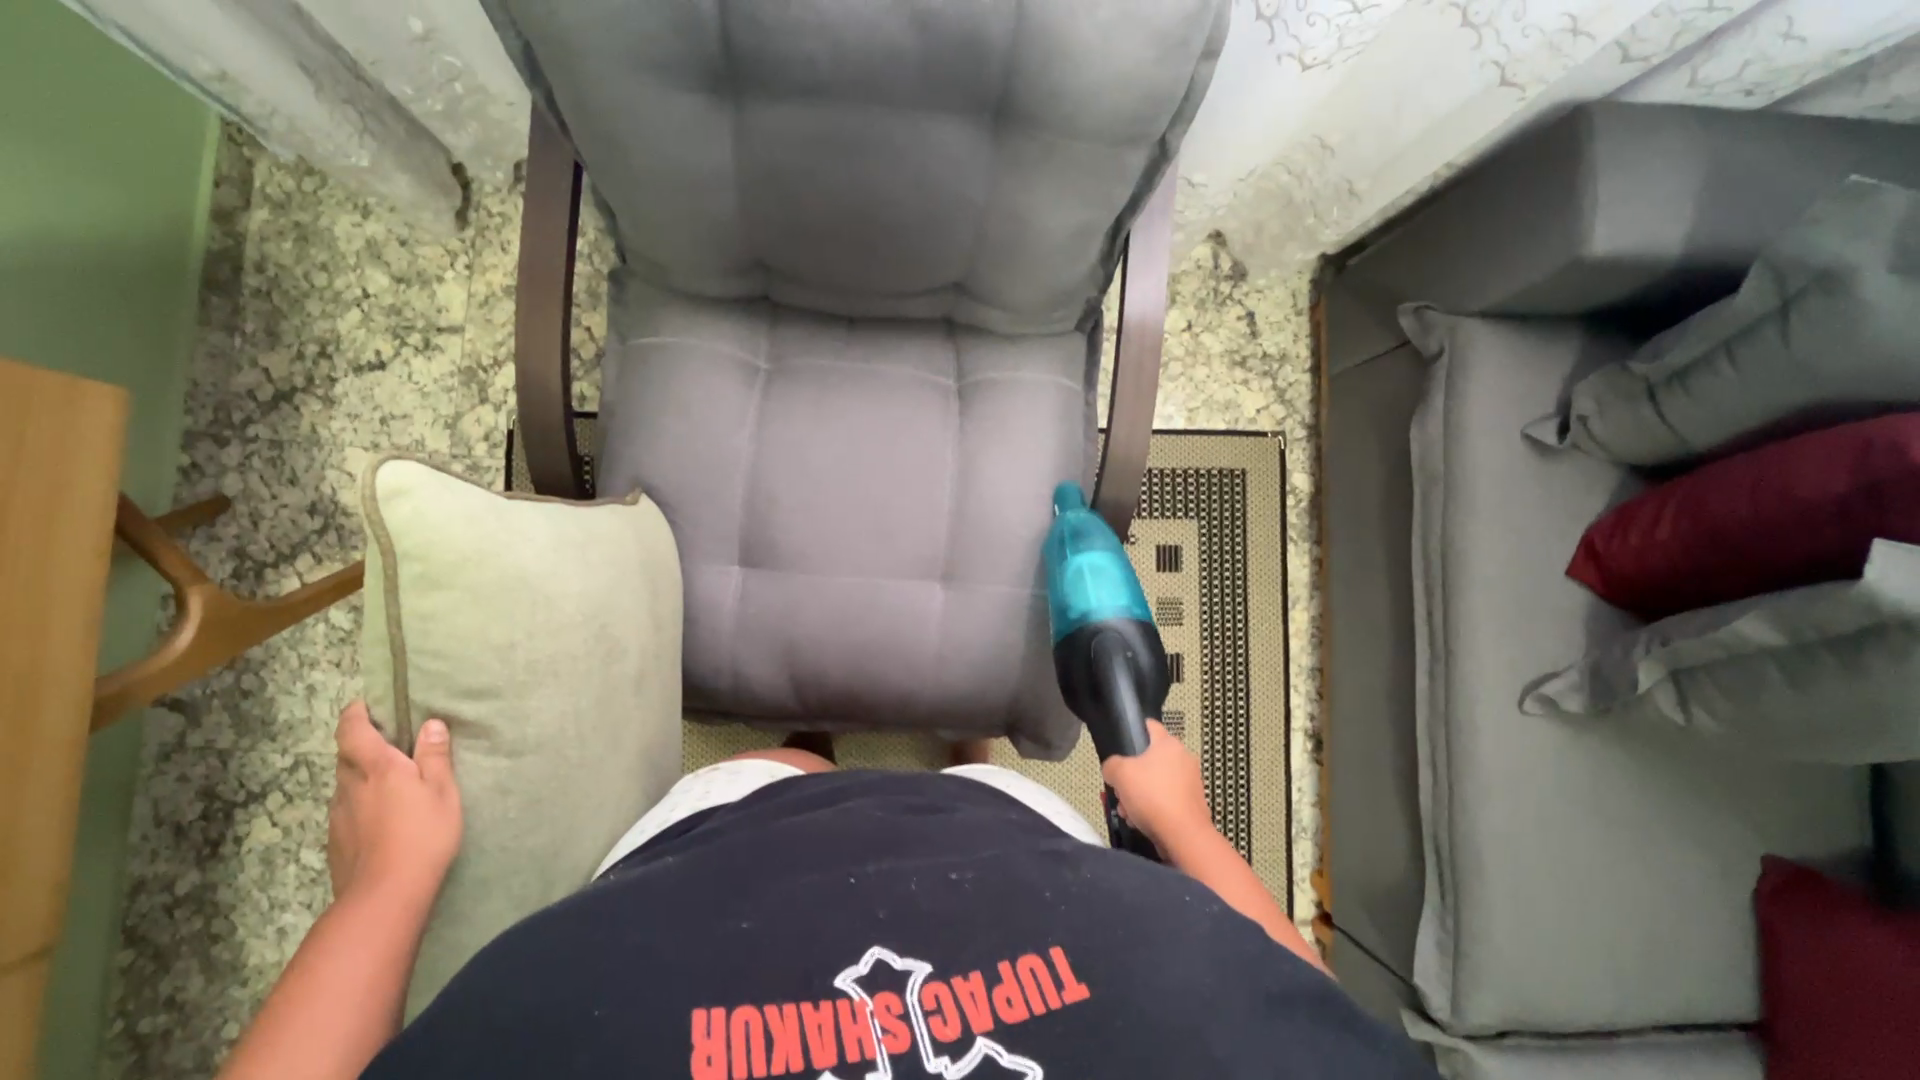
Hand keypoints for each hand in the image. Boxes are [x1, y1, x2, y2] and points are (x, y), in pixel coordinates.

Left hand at [328, 701, 461, 907]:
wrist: (384, 894)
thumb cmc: (423, 834)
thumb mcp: (443, 791)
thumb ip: (435, 756)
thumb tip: (430, 724)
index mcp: (377, 768)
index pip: (353, 731)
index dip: (355, 714)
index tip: (364, 704)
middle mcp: (350, 786)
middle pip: (345, 756)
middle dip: (360, 744)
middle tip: (386, 743)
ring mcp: (338, 815)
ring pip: (344, 784)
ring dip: (360, 775)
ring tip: (386, 782)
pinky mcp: (336, 840)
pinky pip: (346, 809)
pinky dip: (359, 802)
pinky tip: (379, 817)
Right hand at [1100, 720, 1213, 847]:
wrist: (1183, 835)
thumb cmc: (1151, 795)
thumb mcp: (1119, 773)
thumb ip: (1111, 765)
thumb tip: (1113, 769)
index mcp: (1169, 743)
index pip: (1148, 725)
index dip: (1131, 732)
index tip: (1118, 746)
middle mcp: (1183, 758)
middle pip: (1148, 759)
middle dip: (1130, 776)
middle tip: (1119, 790)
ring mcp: (1190, 782)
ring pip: (1155, 782)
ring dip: (1138, 795)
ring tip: (1127, 812)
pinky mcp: (1192, 803)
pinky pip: (1165, 799)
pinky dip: (1152, 808)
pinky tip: (1140, 822)